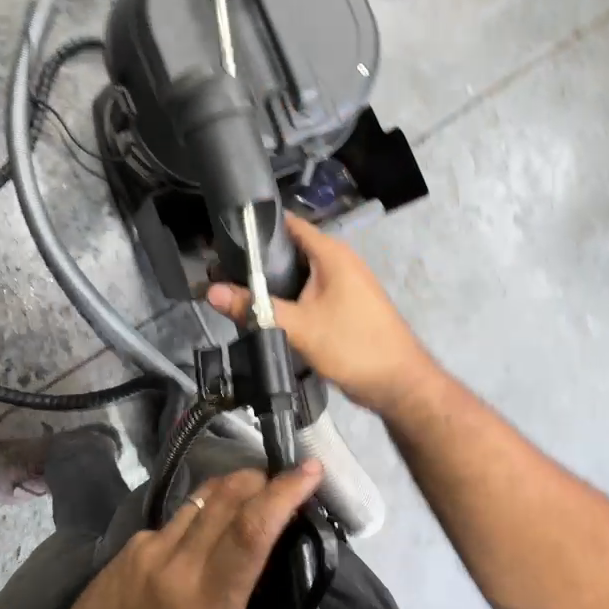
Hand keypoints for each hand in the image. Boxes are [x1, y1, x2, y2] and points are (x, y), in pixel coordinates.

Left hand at [30, 464, 324, 608]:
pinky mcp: (128, 547)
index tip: (310, 470)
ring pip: (200, 499)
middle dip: (263, 477)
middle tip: (289, 478)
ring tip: (255, 494)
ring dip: (233, 488)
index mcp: (205, 607)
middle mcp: (176, 566)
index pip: (250, 532)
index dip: (283, 494)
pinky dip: (200, 515)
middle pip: (227, 497)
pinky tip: (207, 534)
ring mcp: (148, 550)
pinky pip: (175, 519)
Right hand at [207, 215, 437, 414]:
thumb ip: (254, 308)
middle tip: (221, 270)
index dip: (256, 226)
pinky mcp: (342, 305)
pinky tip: (263, 312)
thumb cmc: (353, 345)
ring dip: (271, 282)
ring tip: (234, 290)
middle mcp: (338, 261)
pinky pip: (308, 292)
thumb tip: (210, 291)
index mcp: (331, 253)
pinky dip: (286, 298)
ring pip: (298, 274)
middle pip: (289, 250)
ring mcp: (342, 284)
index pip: (288, 224)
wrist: (398, 384)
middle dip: (257, 259)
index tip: (224, 235)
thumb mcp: (298, 326)